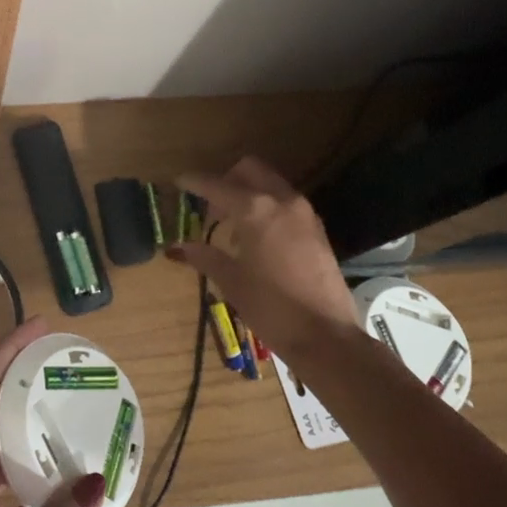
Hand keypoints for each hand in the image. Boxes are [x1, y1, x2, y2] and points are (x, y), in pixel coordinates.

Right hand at [168, 157, 360, 355]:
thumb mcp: (232, 282)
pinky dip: (268, 206)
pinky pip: (286, 202)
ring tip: (234, 225)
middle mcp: (281, 201)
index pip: (216, 185)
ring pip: (271, 183)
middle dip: (227, 179)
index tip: (179, 181)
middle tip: (211, 205)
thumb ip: (205, 256)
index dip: (194, 182)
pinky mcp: (318, 229)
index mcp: (255, 210)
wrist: (327, 337)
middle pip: (250, 169)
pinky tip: (259, 238)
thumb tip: (178, 247)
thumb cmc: (272, 308)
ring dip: (249, 192)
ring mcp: (304, 213)